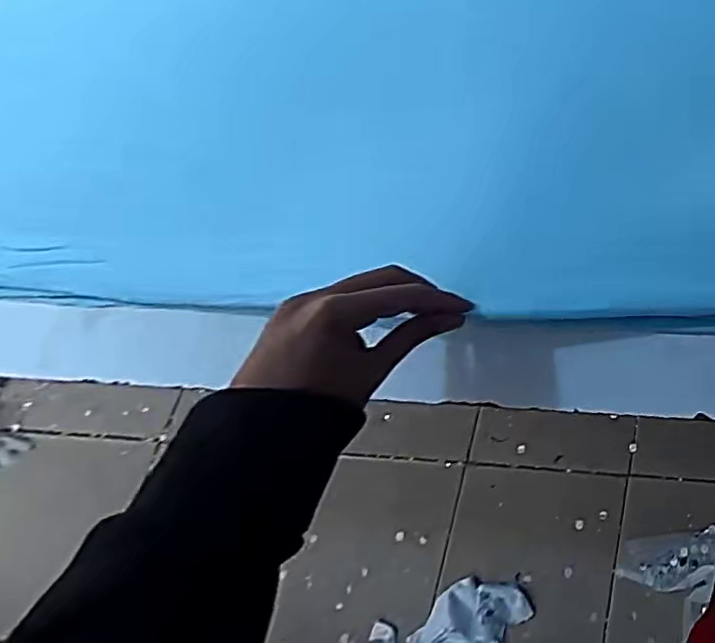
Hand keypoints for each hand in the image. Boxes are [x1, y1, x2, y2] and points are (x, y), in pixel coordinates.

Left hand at [231, 265, 473, 405]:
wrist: (252, 436)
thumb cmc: (312, 406)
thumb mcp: (372, 368)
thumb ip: (414, 334)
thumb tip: (449, 318)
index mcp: (332, 310)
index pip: (400, 294)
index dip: (437, 299)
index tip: (461, 307)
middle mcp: (313, 298)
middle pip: (384, 279)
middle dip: (419, 291)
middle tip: (445, 307)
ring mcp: (299, 303)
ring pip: (365, 283)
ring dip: (396, 294)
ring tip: (422, 311)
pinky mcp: (293, 312)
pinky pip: (344, 294)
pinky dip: (372, 300)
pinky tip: (388, 314)